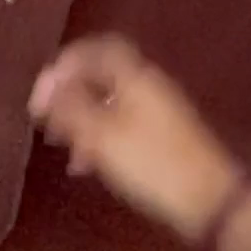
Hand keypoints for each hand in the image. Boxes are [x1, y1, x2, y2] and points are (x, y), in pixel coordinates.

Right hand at [29, 35, 238, 237]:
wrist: (208, 200)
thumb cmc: (151, 163)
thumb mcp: (102, 135)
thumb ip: (71, 106)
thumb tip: (46, 83)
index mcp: (136, 79)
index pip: (98, 50)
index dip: (66, 62)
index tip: (43, 88)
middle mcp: (147, 88)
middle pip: (100, 78)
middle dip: (68, 96)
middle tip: (45, 119)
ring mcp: (155, 114)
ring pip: (107, 105)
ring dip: (80, 121)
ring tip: (61, 146)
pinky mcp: (159, 139)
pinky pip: (119, 127)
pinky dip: (97, 140)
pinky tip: (85, 165)